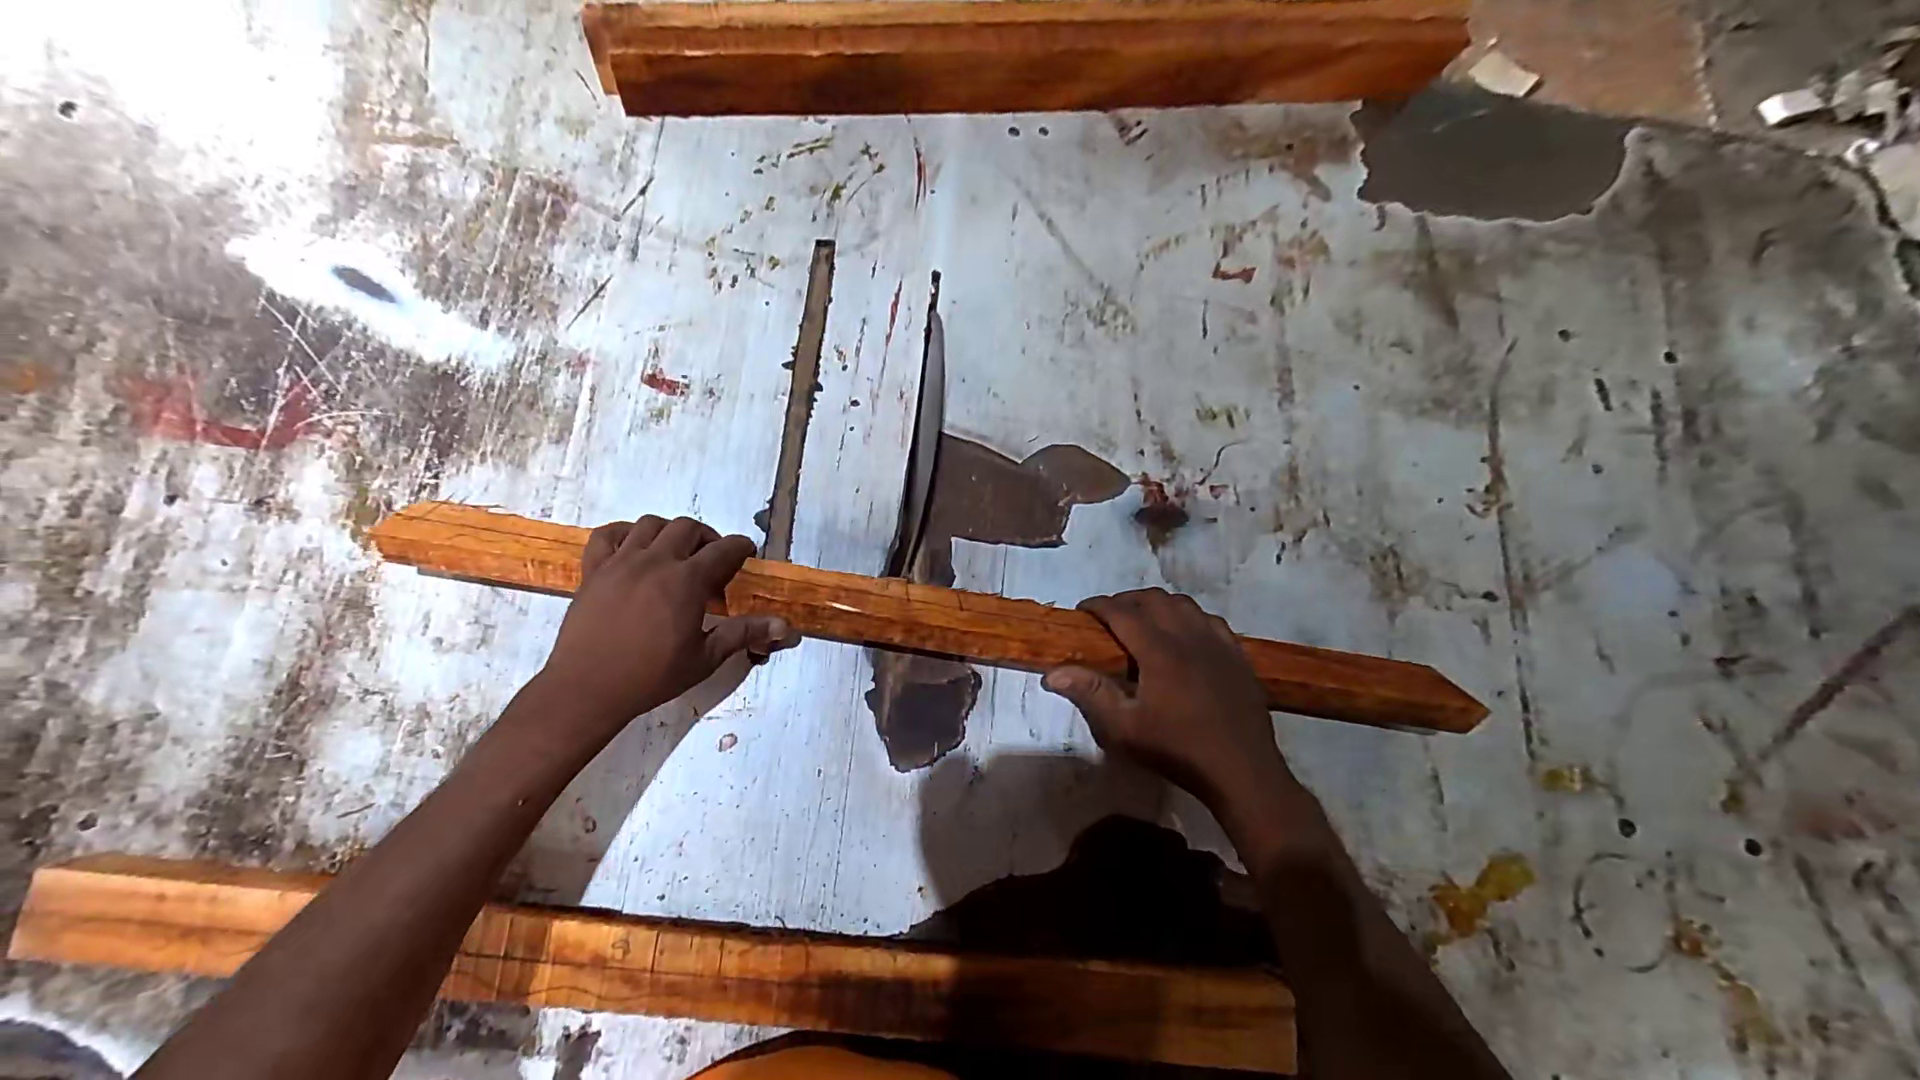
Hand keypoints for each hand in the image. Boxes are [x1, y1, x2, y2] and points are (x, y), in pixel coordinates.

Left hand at [539, 515, 797, 738]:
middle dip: (706, 538)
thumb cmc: (652, 676)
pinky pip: (607, 535)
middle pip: (687, 528)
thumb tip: (785, 626)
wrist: (588, 689)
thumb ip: (744, 633)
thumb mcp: (706, 657)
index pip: (724, 549)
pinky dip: (624, 533)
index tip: (747, 553)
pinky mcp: (593, 571)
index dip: (741, 547)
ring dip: (669, 532)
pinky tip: (633, 549)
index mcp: (686, 581)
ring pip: (650, 524)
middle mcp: (655, 562)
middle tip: (712, 560)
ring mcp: (620, 562)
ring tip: (675, 554)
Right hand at [1043, 588, 1287, 811]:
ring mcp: (1218, 644)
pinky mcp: (1237, 656)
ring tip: (1144, 621)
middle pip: (1154, 599)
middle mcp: (1189, 636)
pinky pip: (1210, 620)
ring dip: (1158, 605)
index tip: (1082, 610)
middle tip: (1109, 616)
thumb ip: (1090, 694)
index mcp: (1160, 651)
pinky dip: (1189, 617)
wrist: (1242, 770)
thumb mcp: (1124, 729)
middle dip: (1127, 600)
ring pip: (1184, 605)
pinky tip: (1184, 635)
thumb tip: (1053, 673)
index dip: (1099, 605)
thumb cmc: (1177, 750)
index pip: (1123, 612)